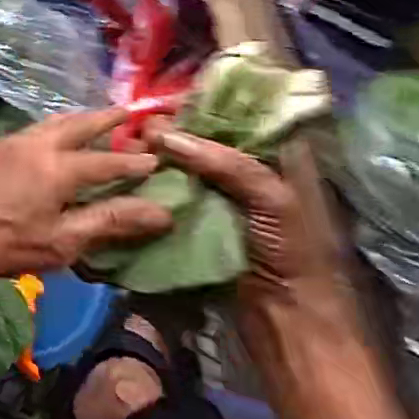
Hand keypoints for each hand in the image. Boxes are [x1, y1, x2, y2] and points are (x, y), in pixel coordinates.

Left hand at [0, 108, 171, 285]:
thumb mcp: (58, 243)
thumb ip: (108, 222)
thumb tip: (160, 211)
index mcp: (59, 167)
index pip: (110, 162)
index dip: (136, 163)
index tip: (159, 159)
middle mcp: (37, 144)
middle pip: (80, 124)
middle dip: (108, 119)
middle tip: (130, 114)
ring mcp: (11, 142)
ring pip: (54, 122)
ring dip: (80, 119)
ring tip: (97, 121)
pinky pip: (35, 128)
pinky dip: (55, 127)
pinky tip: (54, 139)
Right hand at [142, 118, 345, 314]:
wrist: (288, 315)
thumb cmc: (294, 251)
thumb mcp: (271, 196)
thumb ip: (222, 161)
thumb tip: (159, 132)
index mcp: (276, 150)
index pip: (233, 111)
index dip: (197, 102)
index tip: (159, 103)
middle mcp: (245, 164)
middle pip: (199, 133)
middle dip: (166, 129)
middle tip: (135, 133)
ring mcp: (219, 191)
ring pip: (180, 160)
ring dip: (153, 155)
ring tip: (124, 152)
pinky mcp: (198, 214)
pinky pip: (171, 188)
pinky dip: (151, 180)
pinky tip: (127, 175)